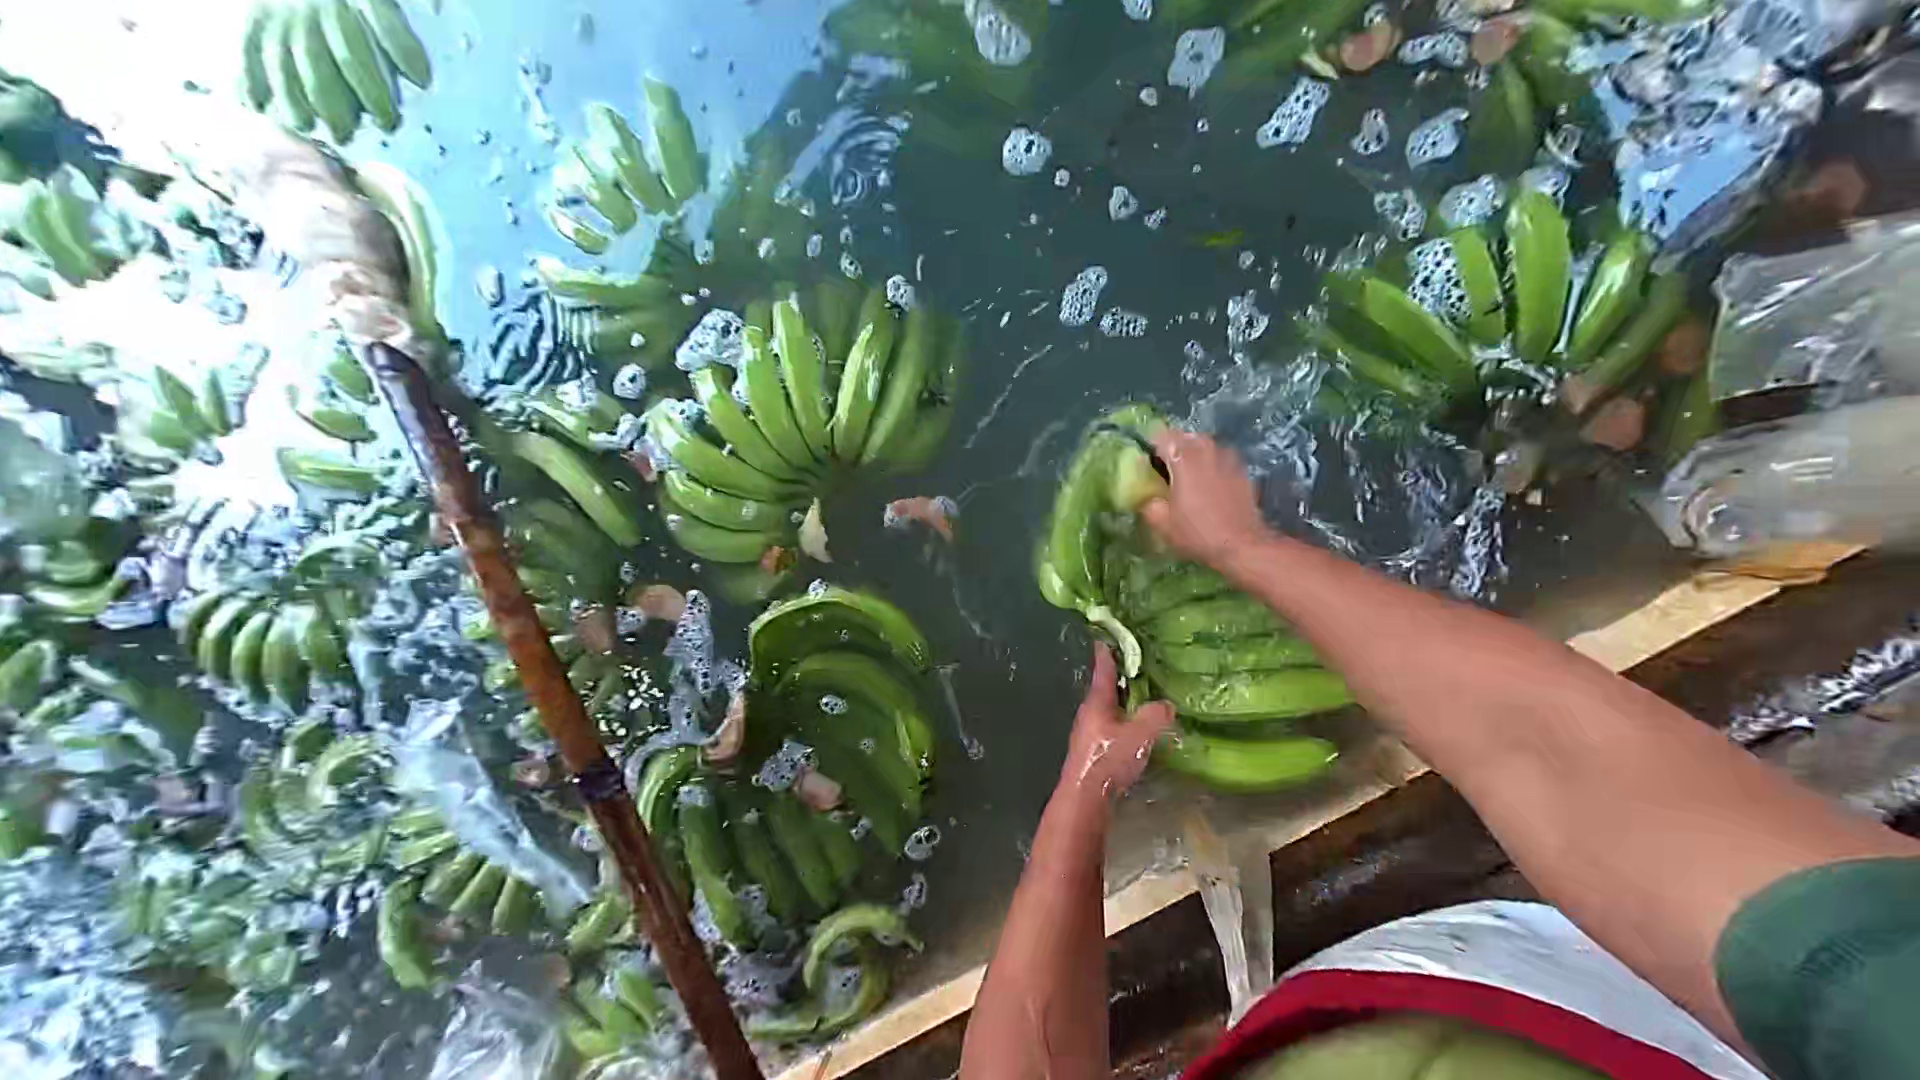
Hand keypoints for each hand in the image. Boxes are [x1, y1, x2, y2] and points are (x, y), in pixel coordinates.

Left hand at [1059, 644, 1176, 802]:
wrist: (1085, 796)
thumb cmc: (1108, 759)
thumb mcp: (1138, 734)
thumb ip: (1154, 716)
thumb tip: (1167, 704)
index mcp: (1097, 701)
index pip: (1103, 668)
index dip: (1108, 651)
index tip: (1108, 635)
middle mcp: (1089, 712)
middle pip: (1105, 687)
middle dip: (1120, 676)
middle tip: (1137, 664)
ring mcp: (1088, 731)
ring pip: (1107, 707)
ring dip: (1122, 700)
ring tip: (1141, 695)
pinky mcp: (1092, 748)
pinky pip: (1109, 724)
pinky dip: (1122, 718)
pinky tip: (1135, 726)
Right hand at [1139, 428, 1268, 567]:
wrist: (1243, 544)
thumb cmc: (1197, 532)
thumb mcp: (1162, 523)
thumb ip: (1148, 502)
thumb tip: (1145, 492)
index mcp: (1183, 458)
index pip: (1161, 436)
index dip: (1151, 447)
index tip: (1148, 463)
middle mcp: (1206, 450)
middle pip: (1184, 436)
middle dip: (1173, 447)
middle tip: (1165, 469)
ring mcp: (1227, 456)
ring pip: (1203, 444)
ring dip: (1192, 454)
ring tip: (1186, 475)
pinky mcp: (1241, 468)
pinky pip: (1219, 456)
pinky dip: (1210, 464)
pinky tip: (1208, 484)